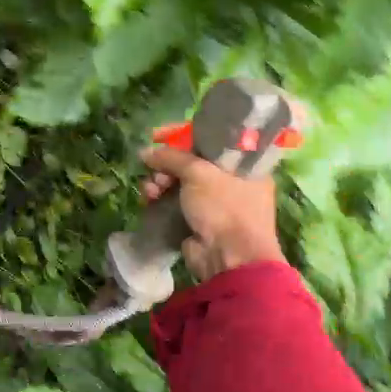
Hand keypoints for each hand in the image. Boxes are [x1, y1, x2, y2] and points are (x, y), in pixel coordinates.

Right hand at [141, 146, 283, 283]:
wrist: (229, 257)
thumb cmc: (225, 208)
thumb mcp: (199, 173)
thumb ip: (172, 157)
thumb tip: (146, 152)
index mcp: (244, 167)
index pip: (211, 141)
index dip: (182, 135)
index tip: (157, 135)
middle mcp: (231, 182)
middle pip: (189, 161)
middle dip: (166, 163)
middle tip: (154, 169)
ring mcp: (214, 201)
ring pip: (177, 180)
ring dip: (158, 181)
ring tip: (151, 189)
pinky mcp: (197, 217)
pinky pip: (172, 198)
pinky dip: (158, 196)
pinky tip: (148, 199)